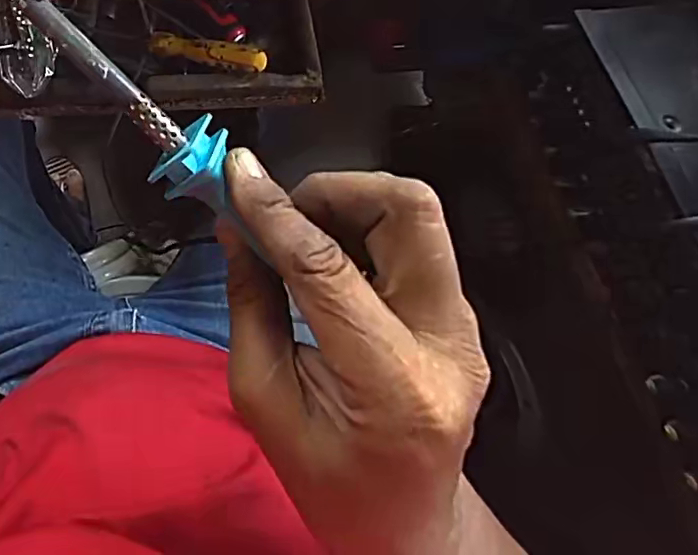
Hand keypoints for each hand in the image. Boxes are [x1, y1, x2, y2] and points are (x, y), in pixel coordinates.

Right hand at [221, 151, 499, 554]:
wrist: (408, 525)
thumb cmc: (330, 481)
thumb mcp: (263, 399)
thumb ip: (249, 301)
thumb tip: (235, 226)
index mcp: (391, 381)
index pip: (327, 267)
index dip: (274, 213)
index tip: (237, 176)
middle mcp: (445, 340)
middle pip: (409, 210)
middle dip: (336, 190)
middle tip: (287, 211)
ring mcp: (461, 324)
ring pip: (414, 211)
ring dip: (349, 202)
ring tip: (303, 233)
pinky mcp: (458, 312)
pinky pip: (411, 236)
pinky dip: (362, 224)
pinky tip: (330, 254)